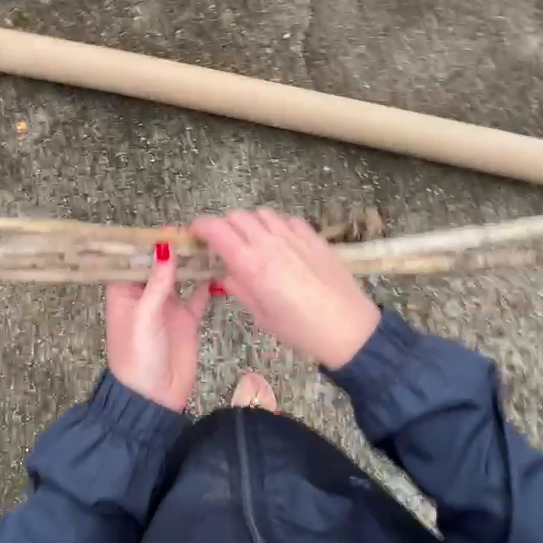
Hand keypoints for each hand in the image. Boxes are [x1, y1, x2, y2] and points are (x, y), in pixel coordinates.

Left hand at [106, 245, 211, 411]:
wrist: (153, 400)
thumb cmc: (138, 357)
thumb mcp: (145, 316)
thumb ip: (158, 282)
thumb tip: (165, 246)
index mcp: (124, 293)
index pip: (133, 259)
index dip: (147, 242)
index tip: (167, 227)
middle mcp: (145, 296)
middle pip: (159, 264)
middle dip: (173, 248)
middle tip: (193, 230)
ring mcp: (167, 307)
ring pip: (180, 276)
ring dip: (190, 261)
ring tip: (207, 241)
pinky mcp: (187, 320)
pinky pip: (198, 296)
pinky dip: (207, 283)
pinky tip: (219, 268)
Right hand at [191, 208, 380, 369]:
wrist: (347, 328)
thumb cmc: (300, 329)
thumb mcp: (262, 315)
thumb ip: (239, 288)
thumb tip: (225, 274)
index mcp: (252, 265)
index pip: (217, 230)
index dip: (201, 226)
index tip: (195, 232)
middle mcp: (270, 243)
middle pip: (237, 216)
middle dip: (224, 225)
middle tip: (224, 242)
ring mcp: (294, 237)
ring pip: (261, 213)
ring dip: (250, 222)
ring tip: (252, 240)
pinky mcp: (313, 237)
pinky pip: (287, 219)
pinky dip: (276, 224)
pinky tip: (279, 240)